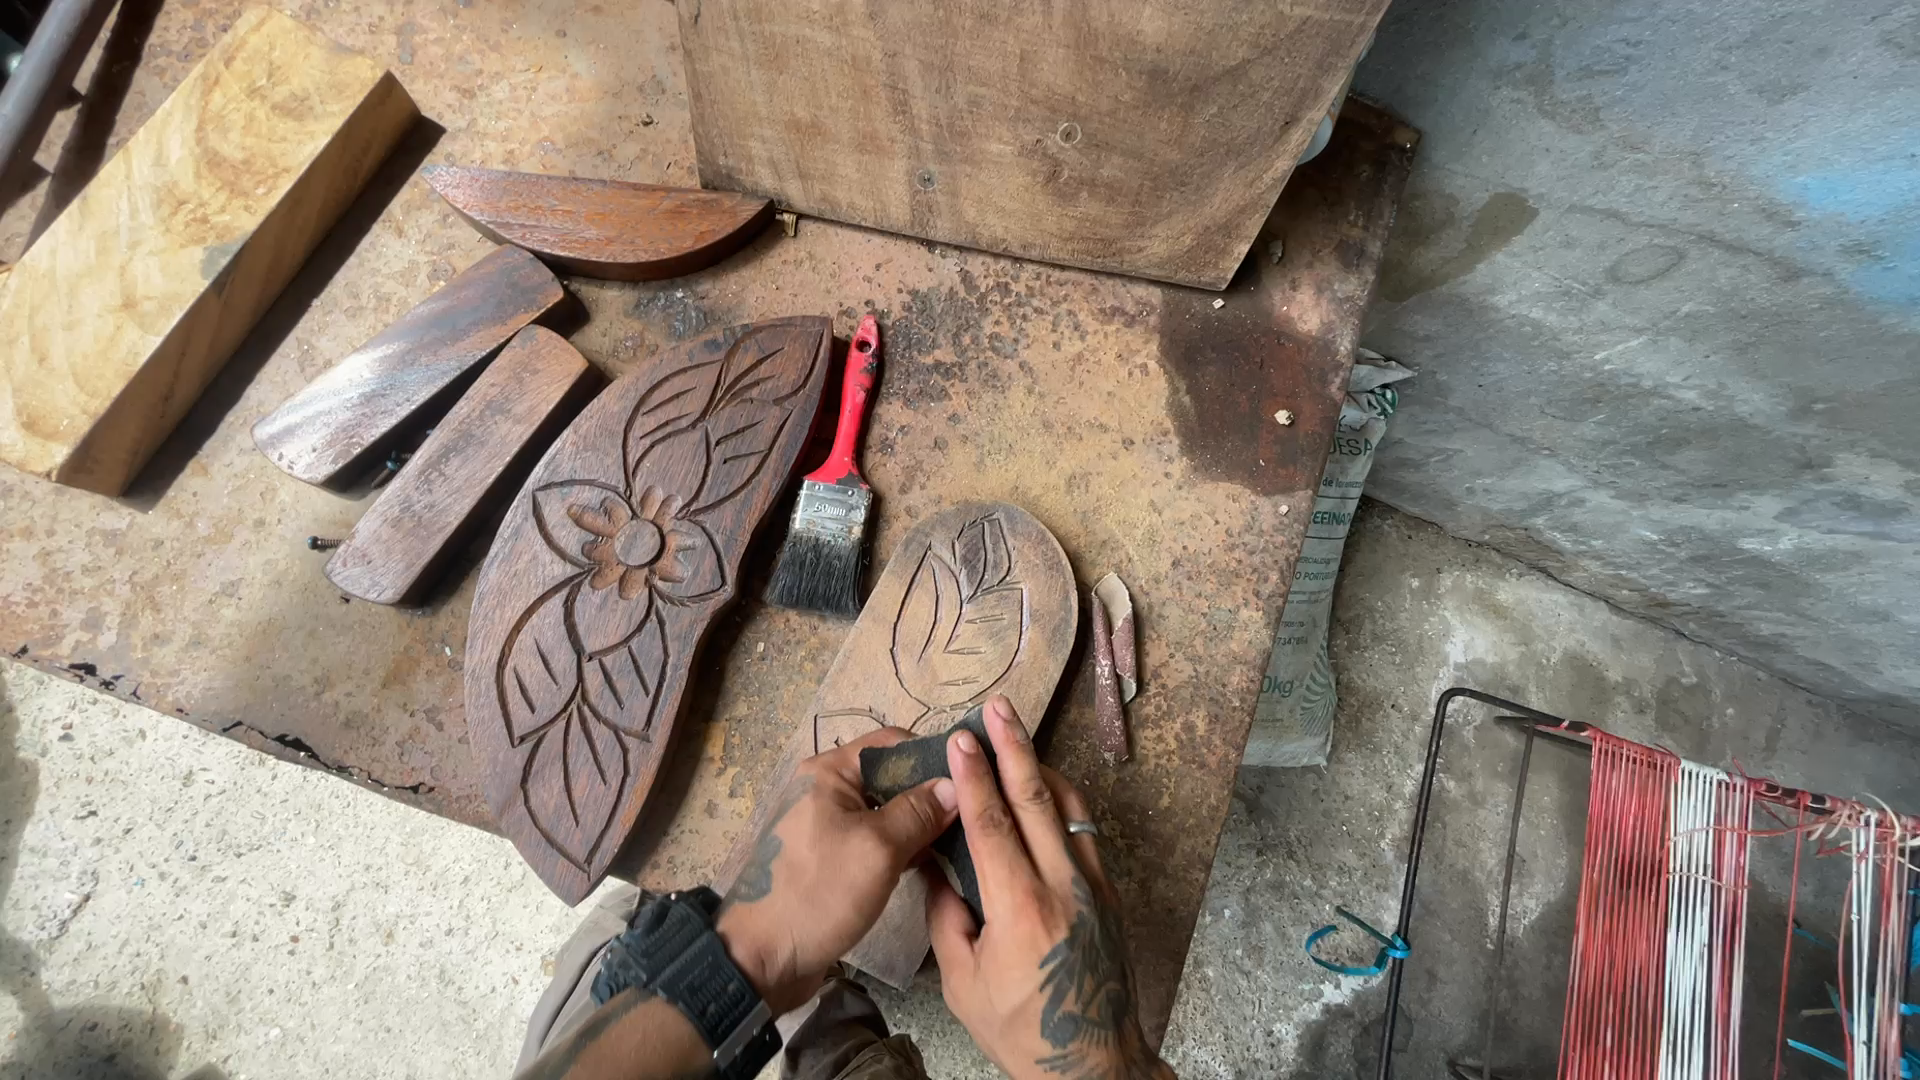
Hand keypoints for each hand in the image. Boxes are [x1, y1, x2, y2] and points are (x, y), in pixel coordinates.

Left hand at [715, 727, 956, 1013]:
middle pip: (888, 775)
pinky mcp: (829, 856)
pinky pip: (872, 837)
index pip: (890, 742)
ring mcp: (825, 823)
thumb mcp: (877, 849)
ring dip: (916, 822)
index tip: (969, 775)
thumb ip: (918, 813)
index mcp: (828, 771)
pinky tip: (929, 858)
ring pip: (883, 809)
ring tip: (958, 835)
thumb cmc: (816, 893)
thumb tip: (955, 784)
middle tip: (971, 811)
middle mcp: (825, 788)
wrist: (758, 961)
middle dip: (928, 792)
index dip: (930, 754)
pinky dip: (899, 844)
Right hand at [928, 696, 1174, 1079]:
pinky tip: (1043, 781)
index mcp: (1021, 909)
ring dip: (1039, 762)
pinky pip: (1084, 825)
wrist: (1094, 1062)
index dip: (974, 777)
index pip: (992, 825)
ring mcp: (1093, 883)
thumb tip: (931, 860)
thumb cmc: (1019, 1027)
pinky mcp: (1109, 888)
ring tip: (1016, 731)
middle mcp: (1063, 884)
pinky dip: (1061, 795)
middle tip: (998, 707)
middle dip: (1013, 746)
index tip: (960, 737)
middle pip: (1036, 797)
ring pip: (1067, 804)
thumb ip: (945, 915)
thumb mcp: (963, 983)